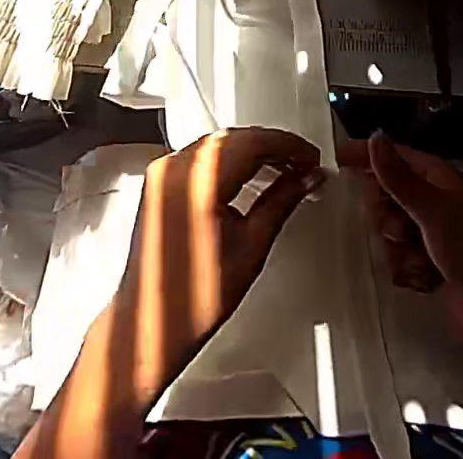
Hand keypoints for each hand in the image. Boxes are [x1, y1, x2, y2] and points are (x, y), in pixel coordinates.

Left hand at [119, 127, 326, 366]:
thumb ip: (282, 201)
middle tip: (303, 163)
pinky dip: (230, 158)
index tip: (310, 157)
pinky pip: (201, 155)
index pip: (255, 142)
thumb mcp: (252, 246)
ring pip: (220, 143)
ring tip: (283, 169)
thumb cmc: (192, 300)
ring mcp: (164, 172)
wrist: (152, 323)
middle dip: (273, 146)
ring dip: (253, 150)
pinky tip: (250, 174)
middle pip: (237, 138)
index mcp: (200, 181)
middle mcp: (177, 168)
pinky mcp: (159, 180)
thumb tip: (306, 178)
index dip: (289, 146)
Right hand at [341, 131, 462, 348]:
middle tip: (400, 227)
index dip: (365, 156)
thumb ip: (398, 177)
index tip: (337, 158)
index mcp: (435, 178)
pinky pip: (395, 261)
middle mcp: (430, 202)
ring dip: (398, 250)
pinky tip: (428, 277)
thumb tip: (375, 138)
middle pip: (381, 197)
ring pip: (385, 233)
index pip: (390, 156)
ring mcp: (428, 234)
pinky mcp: (427, 265)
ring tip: (421, 257)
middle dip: (384, 217)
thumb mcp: (434, 210)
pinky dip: (407, 271)